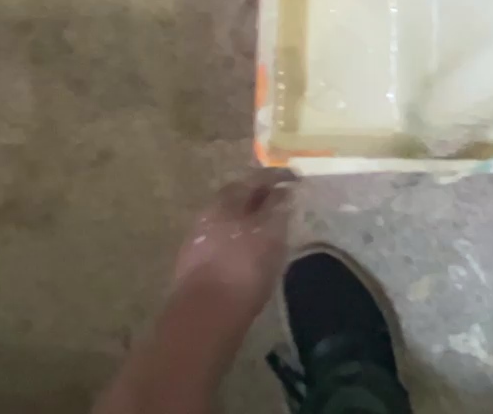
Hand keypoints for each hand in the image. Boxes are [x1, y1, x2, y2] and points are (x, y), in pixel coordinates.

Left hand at [170, 169, 297, 316]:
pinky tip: (251, 253)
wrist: (204, 316)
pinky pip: (224, 241)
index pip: (255, 177)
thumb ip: (278, 209)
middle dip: (261, 197)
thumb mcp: (269, 234)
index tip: (296, 178)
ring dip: (250, 220)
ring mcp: (200, 238)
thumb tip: (283, 192)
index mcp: (226, 199)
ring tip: (270, 229)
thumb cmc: (242, 268)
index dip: (277, 176)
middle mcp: (210, 212)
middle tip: (283, 202)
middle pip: (239, 197)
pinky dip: (240, 240)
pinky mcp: (196, 265)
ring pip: (230, 220)